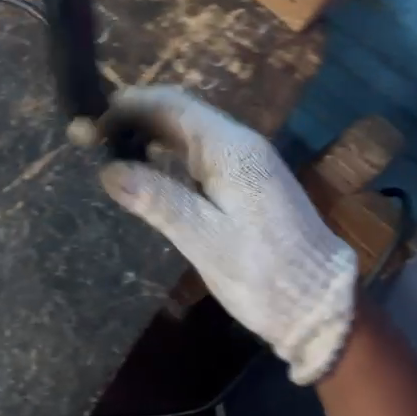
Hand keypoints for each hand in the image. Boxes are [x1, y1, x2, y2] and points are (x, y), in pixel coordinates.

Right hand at [98, 86, 357, 383]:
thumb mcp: (206, 241)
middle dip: (134, 116)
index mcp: (230, 148)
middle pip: (178, 112)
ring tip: (111, 147)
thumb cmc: (264, 274)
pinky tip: (148, 167)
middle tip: (93, 135)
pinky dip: (167, 149)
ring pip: (188, 129)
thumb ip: (158, 201)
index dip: (128, 106)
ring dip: (149, 131)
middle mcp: (239, 143)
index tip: (91, 121)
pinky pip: (199, 149)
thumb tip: (109, 170)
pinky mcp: (248, 180)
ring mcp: (246, 161)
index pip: (170, 105)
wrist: (326, 310)